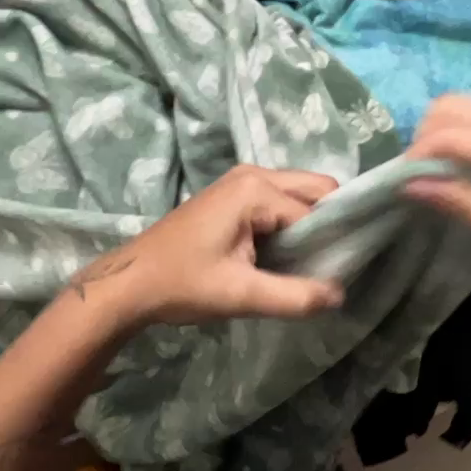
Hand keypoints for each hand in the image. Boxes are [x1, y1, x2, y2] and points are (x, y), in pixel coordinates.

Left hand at [68, 165, 344, 327]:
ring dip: (309, 223)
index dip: (331, 241)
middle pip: (314, 188)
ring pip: (298, 193)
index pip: (316, 212)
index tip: (339, 272)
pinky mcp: (233, 194)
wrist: (130, 283)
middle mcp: (253, 174)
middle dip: (328, 221)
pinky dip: (291, 222)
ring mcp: (242, 180)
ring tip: (309, 262)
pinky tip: (286, 254)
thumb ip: (295, 296)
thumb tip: (340, 295)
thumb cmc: (183, 285)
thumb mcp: (241, 296)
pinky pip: (280, 200)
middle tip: (330, 262)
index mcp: (256, 189)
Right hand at [405, 95, 470, 298]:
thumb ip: (466, 204)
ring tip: (433, 179)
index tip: (398, 188)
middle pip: (451, 105)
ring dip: (440, 135)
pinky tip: (459, 173)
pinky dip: (459, 138)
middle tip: (416, 182)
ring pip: (464, 108)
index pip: (449, 132)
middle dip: (424, 138)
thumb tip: (412, 183)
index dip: (416, 156)